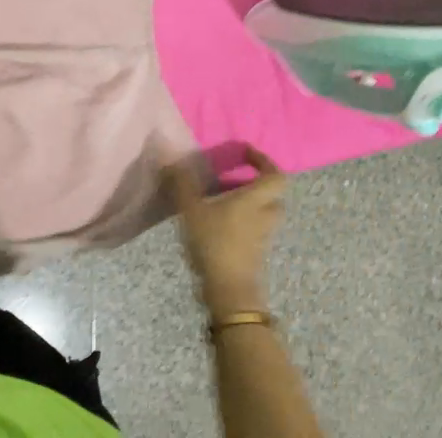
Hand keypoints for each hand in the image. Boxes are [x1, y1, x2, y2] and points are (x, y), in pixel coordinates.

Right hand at [162, 145, 288, 314]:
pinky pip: (255, 228)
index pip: (275, 175)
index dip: (264, 161)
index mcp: (255, 199)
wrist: (229, 292)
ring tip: (224, 198)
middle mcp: (265, 216)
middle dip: (258, 184)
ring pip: (265, 213)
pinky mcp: (256, 253)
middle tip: (236, 177)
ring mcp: (263, 237)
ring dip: (251, 203)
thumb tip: (166, 150)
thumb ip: (181, 181)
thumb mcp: (192, 209)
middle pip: (273, 195)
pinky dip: (244, 221)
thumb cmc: (215, 243)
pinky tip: (219, 222)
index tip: (246, 153)